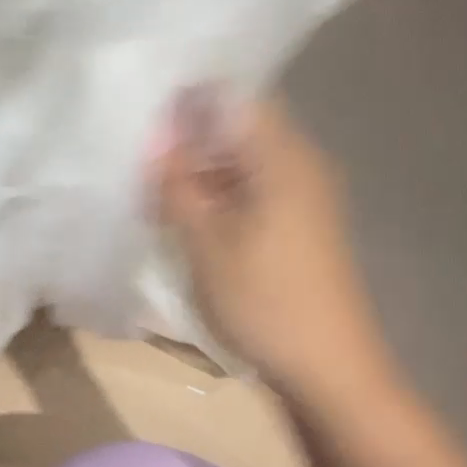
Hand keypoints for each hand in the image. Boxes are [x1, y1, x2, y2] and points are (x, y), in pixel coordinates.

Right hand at [157, 95, 394, 402]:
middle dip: (189, 148)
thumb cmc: (264, 301)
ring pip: (243, 172)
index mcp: (284, 156)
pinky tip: (189, 232)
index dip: (187, 108)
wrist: (325, 366)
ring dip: (200, 183)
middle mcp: (301, 166)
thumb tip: (154, 140)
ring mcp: (304, 201)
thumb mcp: (207, 245)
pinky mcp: (300, 233)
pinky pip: (253, 201)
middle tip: (141, 176)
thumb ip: (178, 188)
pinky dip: (219, 208)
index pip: (233, 100)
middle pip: (238, 135)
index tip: (144, 133)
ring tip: (156, 207)